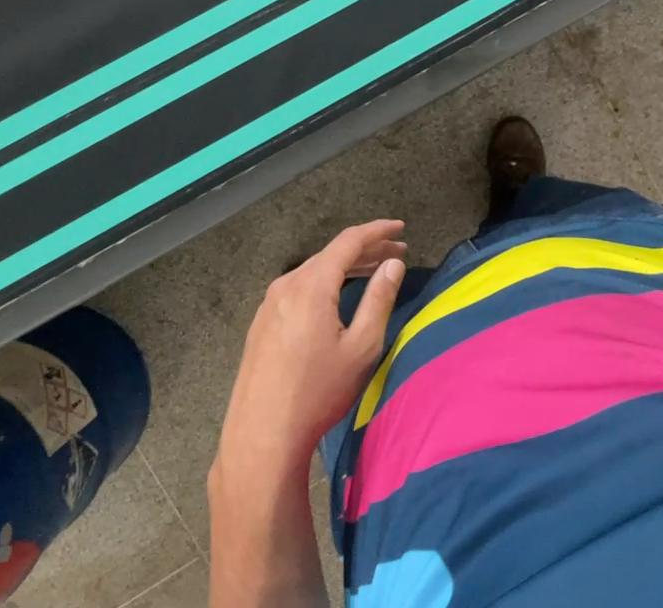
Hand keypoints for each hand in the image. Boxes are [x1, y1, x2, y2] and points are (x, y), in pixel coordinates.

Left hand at [215, 220, 407, 472]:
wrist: (263, 435)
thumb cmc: (319, 391)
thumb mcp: (361, 346)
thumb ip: (379, 299)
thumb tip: (393, 264)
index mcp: (311, 285)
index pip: (348, 242)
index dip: (377, 231)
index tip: (401, 229)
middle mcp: (286, 286)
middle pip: (330, 255)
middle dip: (366, 250)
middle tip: (396, 254)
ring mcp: (269, 305)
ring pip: (314, 271)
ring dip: (345, 267)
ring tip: (374, 272)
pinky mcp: (262, 324)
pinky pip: (299, 288)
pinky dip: (325, 283)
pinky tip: (338, 297)